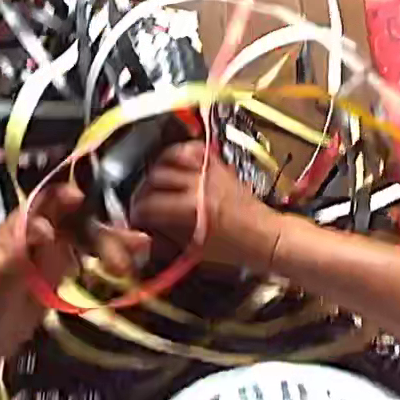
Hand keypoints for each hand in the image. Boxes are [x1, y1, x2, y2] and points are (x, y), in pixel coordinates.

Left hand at [0, 180, 148, 381]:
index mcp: (13, 231)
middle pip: (72, 221)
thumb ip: (17, 258)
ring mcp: (46, 259)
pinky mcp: (55, 281)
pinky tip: (128, 260)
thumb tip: (45, 227)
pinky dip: (105, 260)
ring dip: (109, 241)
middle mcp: (34, 238)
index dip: (64, 197)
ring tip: (140, 246)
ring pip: (83, 241)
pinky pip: (83, 263)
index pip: (43, 203)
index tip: (86, 199)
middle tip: (129, 236)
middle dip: (99, 225)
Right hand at [131, 140, 286, 269]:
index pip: (153, 204)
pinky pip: (194, 149)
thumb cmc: (233, 249)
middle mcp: (199, 184)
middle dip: (143, 190)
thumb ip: (169, 236)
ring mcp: (210, 170)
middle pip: (157, 177)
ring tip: (153, 180)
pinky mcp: (219, 164)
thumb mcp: (197, 251)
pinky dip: (180, 152)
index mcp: (193, 209)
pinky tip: (174, 162)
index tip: (133, 218)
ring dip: (157, 168)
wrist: (265, 236)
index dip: (138, 212)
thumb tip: (148, 228)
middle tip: (140, 200)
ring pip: (172, 157)